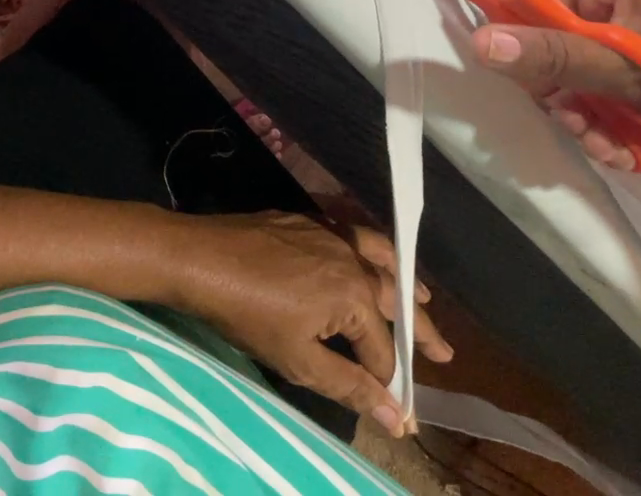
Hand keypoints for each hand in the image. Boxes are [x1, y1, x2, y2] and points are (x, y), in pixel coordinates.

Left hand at [169, 211, 449, 437]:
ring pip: (377, 256)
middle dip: (419, 328)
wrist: (196, 257)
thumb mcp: (297, 360)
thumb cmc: (245, 313)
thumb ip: (350, 386)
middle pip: (393, 297)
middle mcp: (350, 259)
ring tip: (421, 297)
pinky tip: (365, 257)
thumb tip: (398, 419)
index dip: (388, 381)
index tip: (400, 408)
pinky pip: (349, 233)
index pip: (382, 347)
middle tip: (444, 353)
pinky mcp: (300, 220)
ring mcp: (325, 233)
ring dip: (402, 279)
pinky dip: (369, 249)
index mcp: (354, 295)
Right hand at [464, 0, 640, 179]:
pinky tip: (630, 153)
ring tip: (611, 151)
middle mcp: (638, 0)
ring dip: (590, 117)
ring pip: (592, 75)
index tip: (537, 91)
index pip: (540, 1)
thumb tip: (478, 43)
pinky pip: (624, 91)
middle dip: (564, 94)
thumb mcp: (634, 67)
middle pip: (563, 43)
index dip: (526, 45)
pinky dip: (619, 122)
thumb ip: (554, 55)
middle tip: (579, 129)